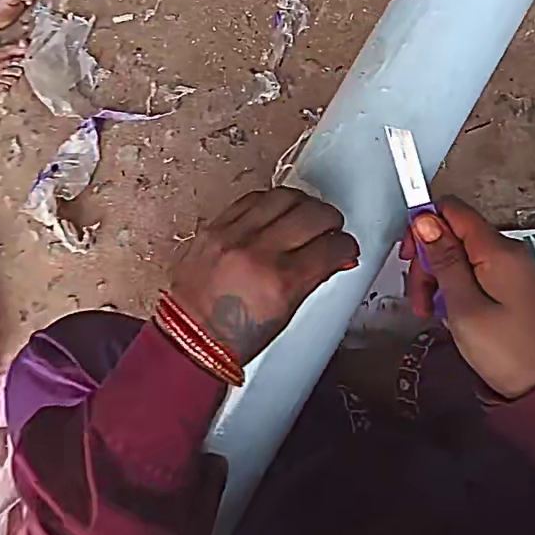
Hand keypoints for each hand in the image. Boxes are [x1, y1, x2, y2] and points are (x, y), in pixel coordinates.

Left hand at [170, 187, 360, 362]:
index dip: (345, 246)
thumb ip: (312, 279)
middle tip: (330, 229)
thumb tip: (333, 257)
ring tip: (305, 216)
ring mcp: (233, 236)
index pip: (331, 247)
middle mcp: (257, 253)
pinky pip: (251, 199)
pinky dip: (269, 202)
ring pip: (283, 197)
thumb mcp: (286, 314)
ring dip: (303, 204)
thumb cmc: (233, 336)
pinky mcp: (214, 227)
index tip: (344, 247)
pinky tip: (275, 212)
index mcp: (280, 282)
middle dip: (330, 220)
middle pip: (312, 214)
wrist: (189, 337)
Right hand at [402, 197, 534, 398]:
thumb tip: (425, 220)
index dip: (424, 223)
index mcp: (497, 251)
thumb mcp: (463, 304)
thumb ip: (444, 259)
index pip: (453, 210)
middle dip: (426, 259)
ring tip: (428, 310)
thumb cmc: (502, 349)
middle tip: (418, 296)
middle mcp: (505, 251)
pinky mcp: (505, 282)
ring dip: (434, 276)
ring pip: (456, 253)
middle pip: (451, 233)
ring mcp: (507, 266)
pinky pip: (468, 269)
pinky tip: (445, 310)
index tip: (408, 255)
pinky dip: (450, 285)